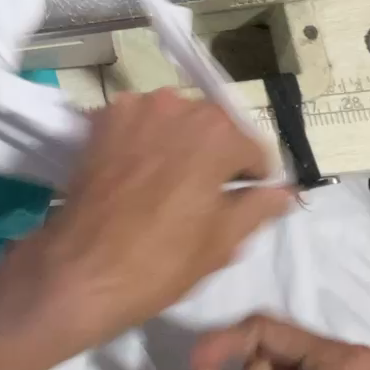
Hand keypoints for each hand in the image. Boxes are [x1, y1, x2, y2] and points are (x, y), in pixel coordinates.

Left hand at [0, 89, 294, 350]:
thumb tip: (284, 192)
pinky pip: (135, 122)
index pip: (251, 147)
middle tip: (206, 195)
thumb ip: (259, 207)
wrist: (85, 266)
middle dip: (214, 154)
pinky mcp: (101, 117)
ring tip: (168, 183)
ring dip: (176, 143)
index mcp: (216, 130)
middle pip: (210, 126)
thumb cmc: (163, 258)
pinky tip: (137, 172)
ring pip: (171, 120)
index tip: (245, 200)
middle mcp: (176, 104)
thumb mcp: (224, 240)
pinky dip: (142, 140)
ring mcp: (133, 106)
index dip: (253, 177)